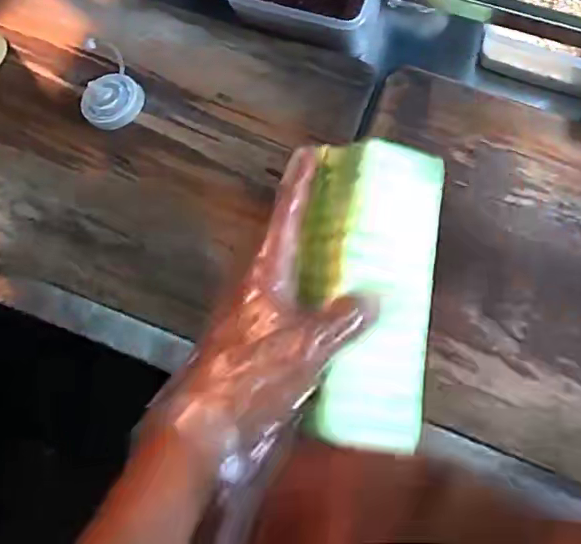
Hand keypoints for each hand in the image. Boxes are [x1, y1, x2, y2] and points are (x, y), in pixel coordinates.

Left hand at [146, 146, 377, 485]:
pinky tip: (345, 319)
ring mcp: (259, 313)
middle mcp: (261, 283)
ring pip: (295, 275)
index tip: (310, 153)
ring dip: (320, 264)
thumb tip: (373, 298)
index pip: (287, 213)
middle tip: (344, 205)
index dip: (300, 182)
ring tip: (356, 259)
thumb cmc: (250, 374)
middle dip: (313, 219)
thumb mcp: (305, 346)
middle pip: (289, 239)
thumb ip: (341, 320)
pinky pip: (298, 309)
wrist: (207, 428)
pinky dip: (320, 304)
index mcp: (267, 270)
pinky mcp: (262, 341)